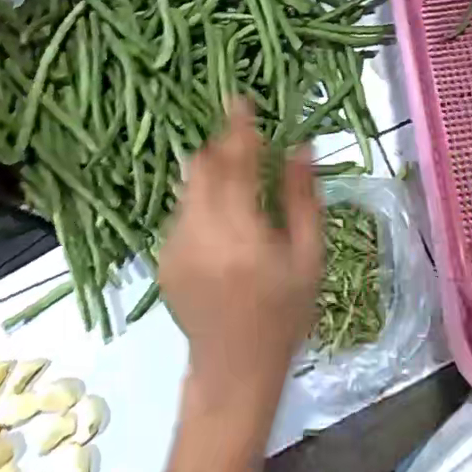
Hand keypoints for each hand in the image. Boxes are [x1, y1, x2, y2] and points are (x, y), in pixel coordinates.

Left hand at [159, 99, 323, 400]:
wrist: (234, 371)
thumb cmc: (284, 312)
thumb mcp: (308, 256)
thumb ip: (302, 197)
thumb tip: (299, 146)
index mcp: (241, 233)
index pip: (236, 163)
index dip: (238, 128)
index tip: (241, 99)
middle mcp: (199, 234)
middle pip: (201, 166)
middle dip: (221, 143)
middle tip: (245, 134)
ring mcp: (174, 247)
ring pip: (188, 186)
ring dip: (212, 168)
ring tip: (238, 169)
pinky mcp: (164, 258)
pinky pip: (182, 210)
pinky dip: (202, 196)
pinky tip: (225, 213)